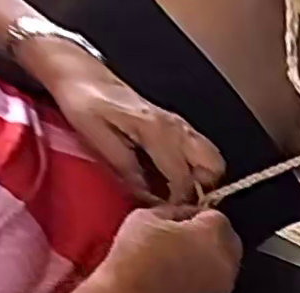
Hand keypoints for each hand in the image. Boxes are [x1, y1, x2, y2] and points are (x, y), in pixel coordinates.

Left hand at [22, 40, 224, 202]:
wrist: (84, 75)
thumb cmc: (85, 104)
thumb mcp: (96, 137)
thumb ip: (126, 168)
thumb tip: (149, 196)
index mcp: (156, 131)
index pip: (183, 177)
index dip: (178, 200)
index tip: (168, 210)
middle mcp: (178, 129)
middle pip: (213, 168)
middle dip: (204, 188)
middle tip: (183, 197)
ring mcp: (184, 127)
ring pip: (216, 162)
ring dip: (206, 179)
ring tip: (185, 187)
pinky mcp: (184, 128)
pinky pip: (207, 154)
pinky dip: (202, 169)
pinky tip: (183, 174)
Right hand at [102, 206, 241, 292]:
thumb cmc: (141, 252)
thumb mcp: (147, 216)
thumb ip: (172, 211)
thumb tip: (182, 214)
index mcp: (213, 234)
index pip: (218, 217)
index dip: (199, 213)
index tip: (182, 215)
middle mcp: (227, 257)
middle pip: (230, 238)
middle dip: (212, 232)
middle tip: (186, 232)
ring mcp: (227, 278)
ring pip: (228, 258)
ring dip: (213, 252)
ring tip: (185, 251)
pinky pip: (221, 275)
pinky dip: (210, 269)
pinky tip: (187, 268)